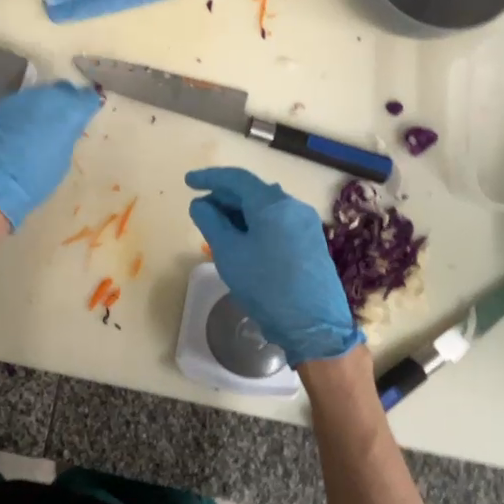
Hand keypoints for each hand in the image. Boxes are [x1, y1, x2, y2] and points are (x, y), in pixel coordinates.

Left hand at [0, 82, 102, 228]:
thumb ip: (66, 136)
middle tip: (64, 115)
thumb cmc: (32, 180)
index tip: (86, 109)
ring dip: (39, 107)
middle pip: (55, 92)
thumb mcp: (60, 159)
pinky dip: (20, 115)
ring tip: (41, 122)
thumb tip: (68, 126)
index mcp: (62, 111)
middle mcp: (39, 98)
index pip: (80, 97)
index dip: (84, 102)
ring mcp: (14, 102)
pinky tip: (19, 129)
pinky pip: (15, 107)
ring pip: (33, 97)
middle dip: (61, 101)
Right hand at [186, 167, 362, 365]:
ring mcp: (305, 224)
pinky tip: (241, 240)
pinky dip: (254, 224)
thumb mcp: (229, 253)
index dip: (209, 178)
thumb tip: (201, 204)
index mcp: (273, 204)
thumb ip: (211, 222)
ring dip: (238, 212)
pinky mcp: (310, 242)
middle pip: (252, 192)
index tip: (188, 182)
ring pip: (264, 208)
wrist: (314, 326)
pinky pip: (276, 222)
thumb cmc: (266, 285)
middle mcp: (293, 206)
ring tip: (216, 227)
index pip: (236, 179)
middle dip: (223, 197)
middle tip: (199, 210)